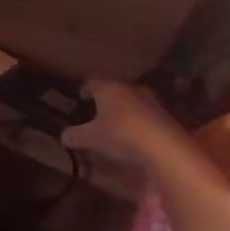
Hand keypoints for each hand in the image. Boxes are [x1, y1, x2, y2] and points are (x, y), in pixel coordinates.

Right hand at [61, 80, 194, 170]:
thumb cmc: (121, 135)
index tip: (80, 97)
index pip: (92, 82)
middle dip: (106, 99)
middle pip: (115, 89)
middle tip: (97, 110)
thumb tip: (63, 136)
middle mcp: (131, 89)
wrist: (165, 147)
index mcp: (109, 89)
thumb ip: (74, 135)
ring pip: (132, 101)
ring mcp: (151, 101)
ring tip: (117, 122)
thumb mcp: (91, 138)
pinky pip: (146, 114)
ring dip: (124, 109)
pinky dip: (138, 121)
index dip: (85, 89)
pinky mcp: (166, 116)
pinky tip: (135, 134)